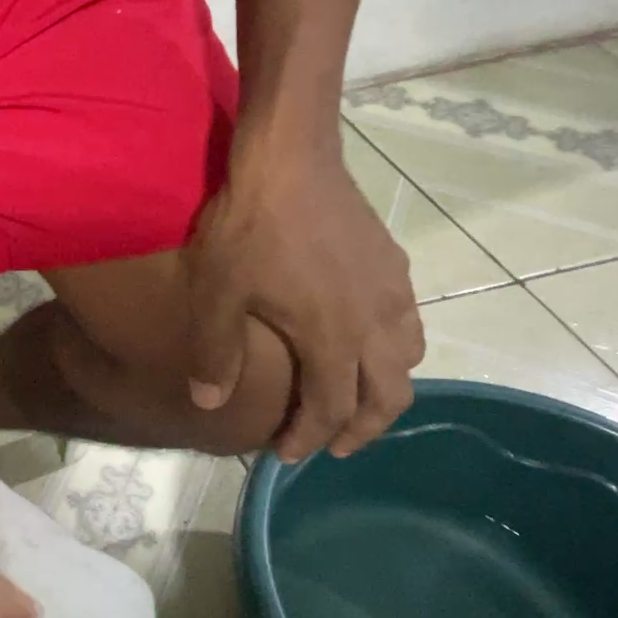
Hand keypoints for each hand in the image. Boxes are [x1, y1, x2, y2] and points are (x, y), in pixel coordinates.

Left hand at [187, 126, 421, 459]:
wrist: (289, 161)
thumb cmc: (247, 230)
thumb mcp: (217, 294)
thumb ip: (215, 353)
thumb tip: (208, 405)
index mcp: (334, 338)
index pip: (330, 409)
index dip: (310, 439)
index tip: (287, 456)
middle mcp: (377, 322)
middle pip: (387, 396)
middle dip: (360, 429)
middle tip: (331, 446)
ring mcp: (393, 291)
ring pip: (407, 361)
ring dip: (382, 392)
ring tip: (350, 402)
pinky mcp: (393, 263)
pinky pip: (408, 325)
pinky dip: (392, 353)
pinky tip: (363, 344)